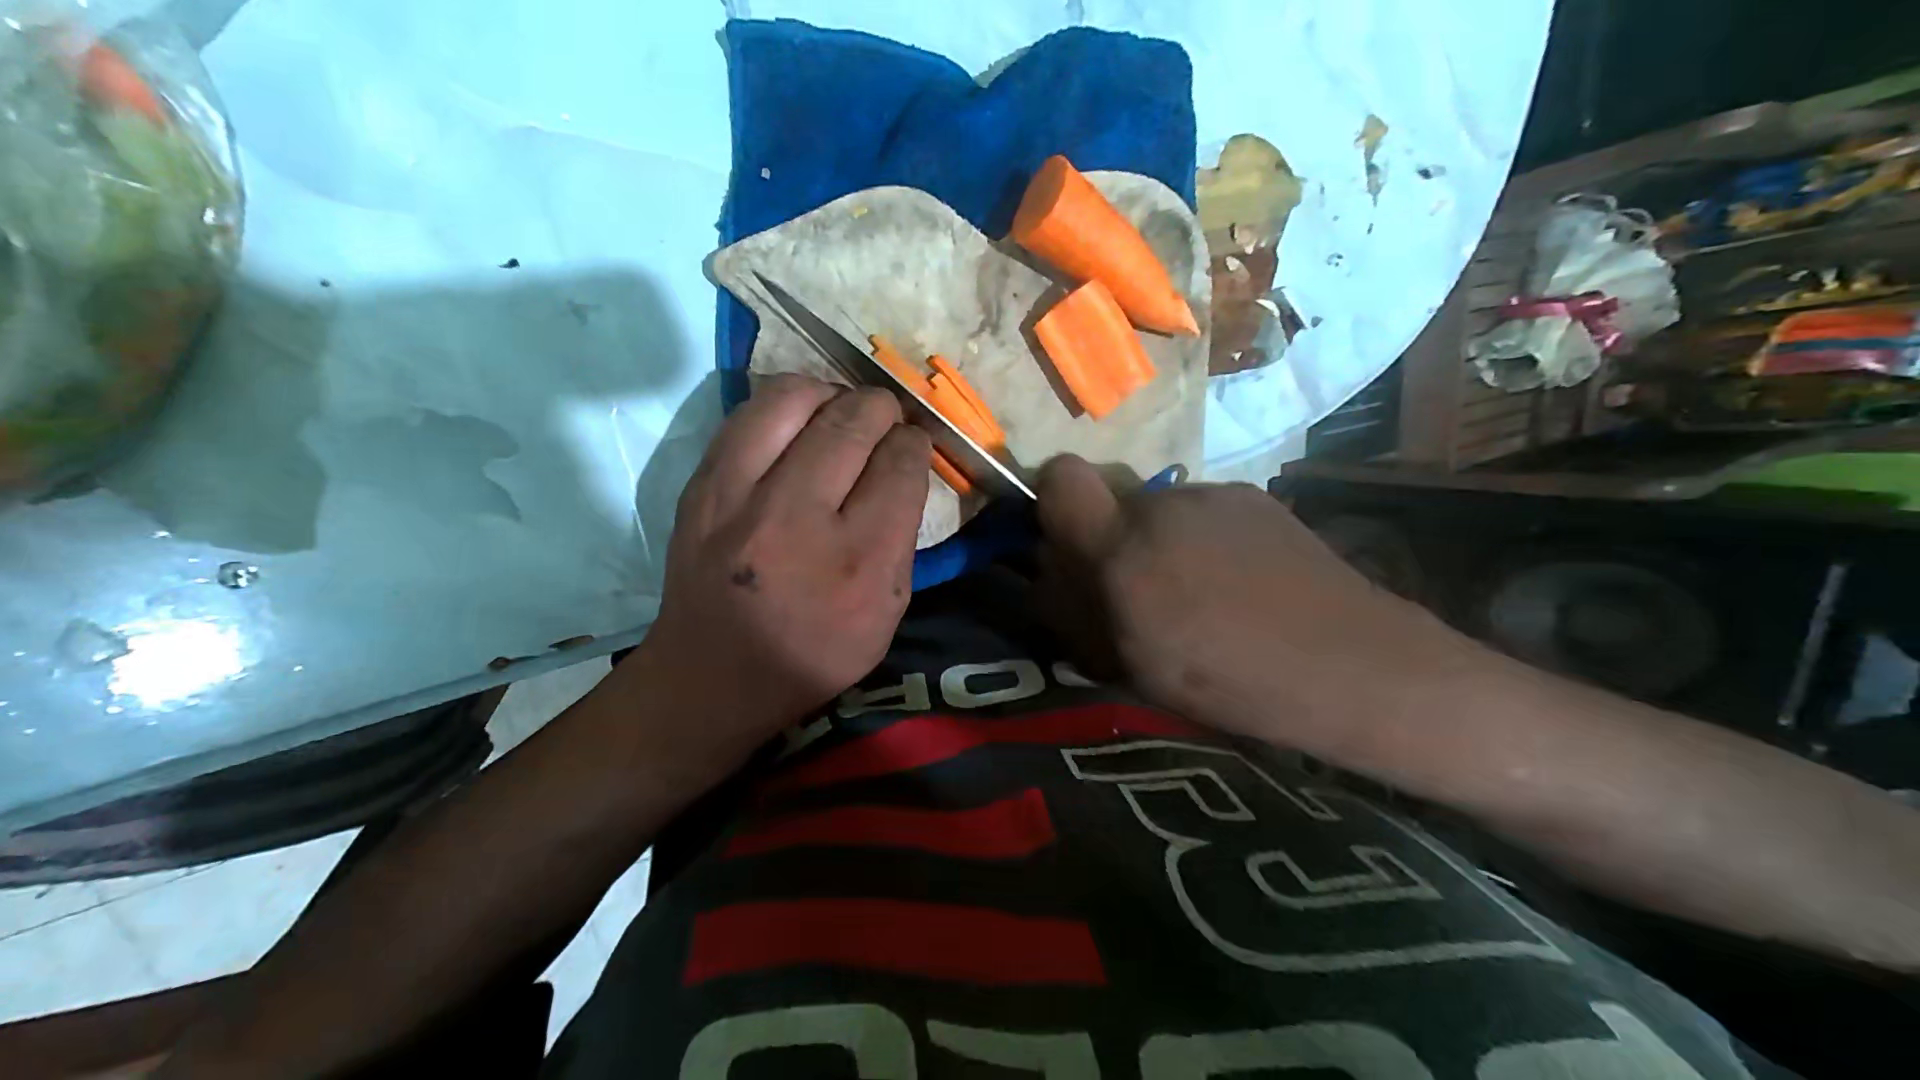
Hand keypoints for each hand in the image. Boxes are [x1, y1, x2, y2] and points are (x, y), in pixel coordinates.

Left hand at [637, 375, 929, 747]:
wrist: (714, 673)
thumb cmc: (815, 651)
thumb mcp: (888, 614)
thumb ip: (902, 537)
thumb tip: (901, 467)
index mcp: (858, 564)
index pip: (900, 466)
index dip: (914, 443)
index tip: (913, 443)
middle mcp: (797, 521)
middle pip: (852, 424)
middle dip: (881, 409)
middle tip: (886, 418)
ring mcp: (738, 499)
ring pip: (794, 399)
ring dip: (831, 394)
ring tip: (840, 410)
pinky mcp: (701, 487)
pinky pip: (748, 415)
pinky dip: (784, 407)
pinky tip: (797, 423)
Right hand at [1035, 455, 1497, 760]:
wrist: (1355, 666)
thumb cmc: (1232, 684)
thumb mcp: (1132, 665)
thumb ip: (1078, 609)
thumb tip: (1049, 571)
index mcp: (1125, 550)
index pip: (1059, 478)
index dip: (1052, 503)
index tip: (1070, 546)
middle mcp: (1165, 506)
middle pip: (1109, 502)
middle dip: (1109, 540)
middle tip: (1139, 595)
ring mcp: (1216, 495)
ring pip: (1157, 509)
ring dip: (1158, 542)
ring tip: (1200, 596)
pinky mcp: (1256, 497)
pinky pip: (1201, 512)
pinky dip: (1201, 540)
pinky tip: (1241, 584)